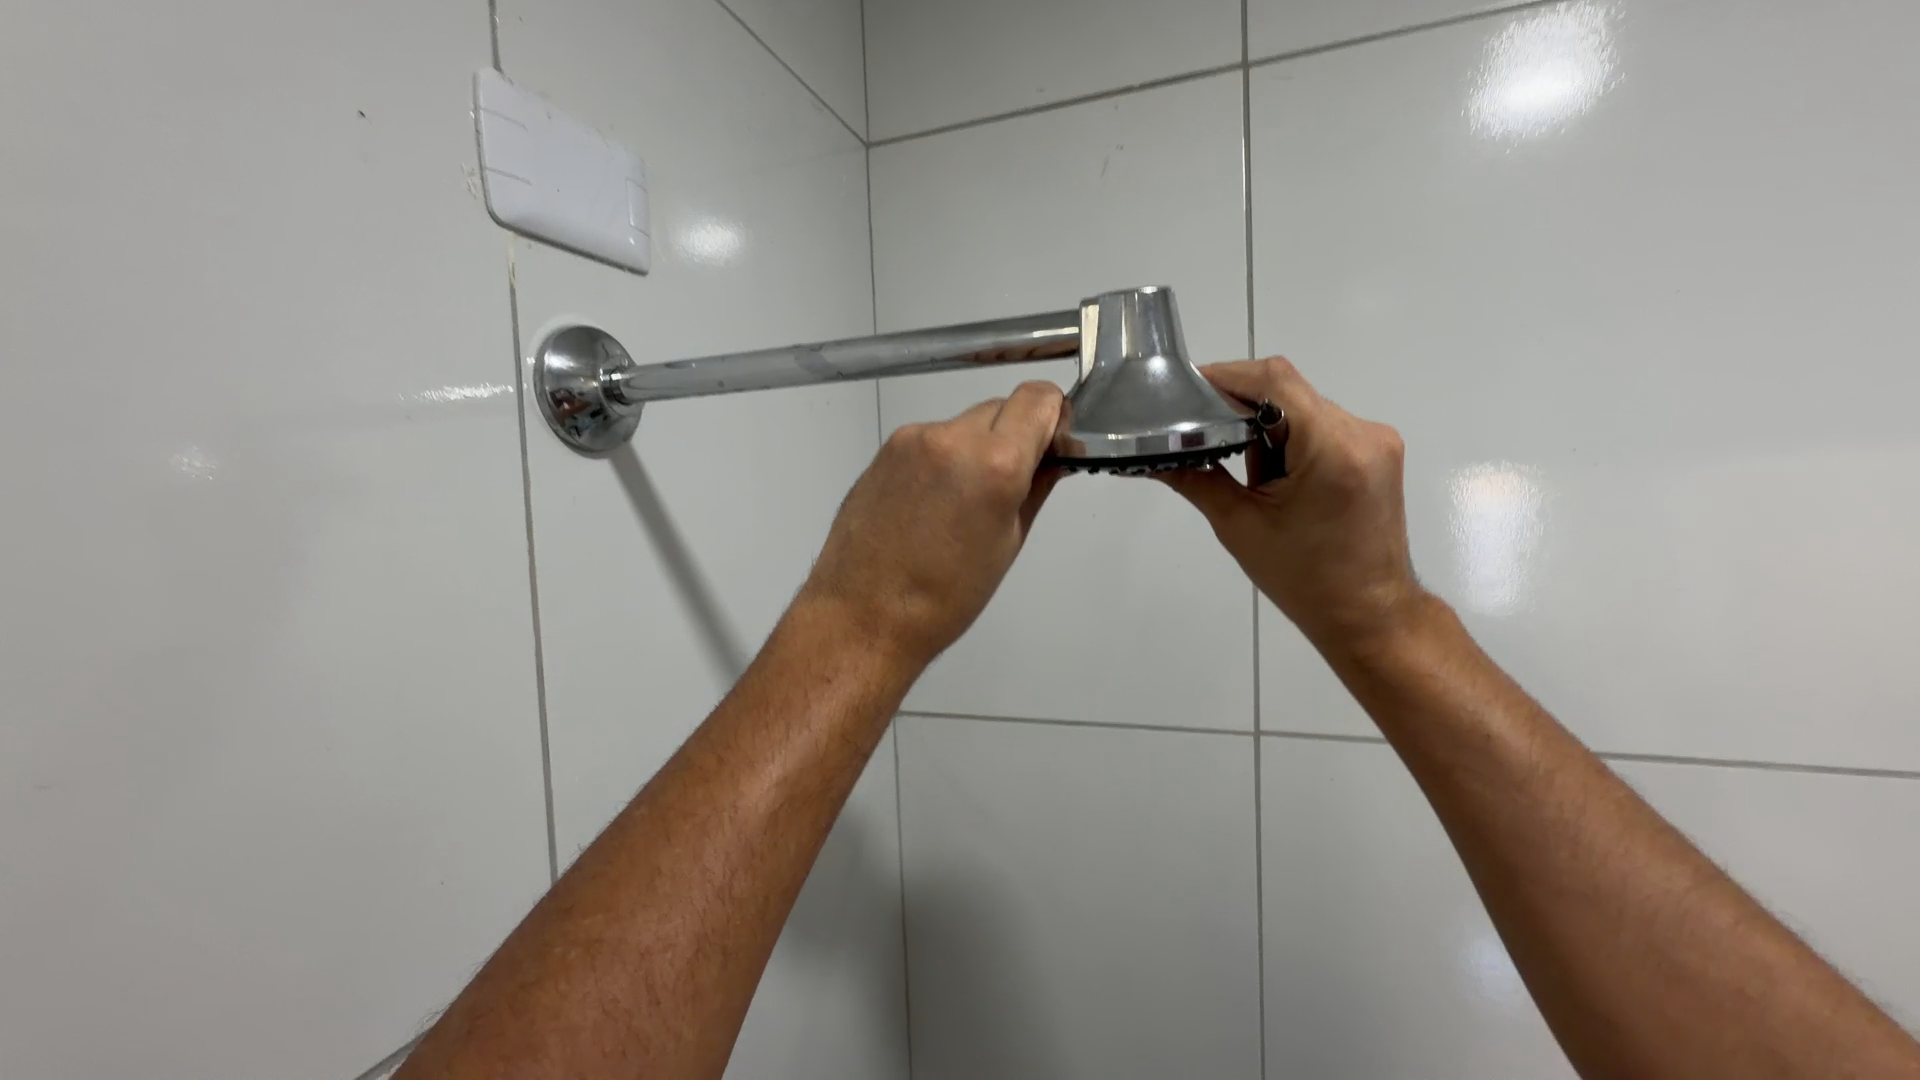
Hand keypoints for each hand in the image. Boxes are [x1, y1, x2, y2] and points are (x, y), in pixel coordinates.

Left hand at [799, 381, 1065, 667]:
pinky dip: (942, 459)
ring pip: (964, 424)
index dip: (1053, 417)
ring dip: (976, 448)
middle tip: (1008, 483)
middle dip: (1015, 435)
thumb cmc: (943, 597)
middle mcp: (952, 438)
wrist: (864, 614)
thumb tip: (1053, 458)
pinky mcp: (885, 450)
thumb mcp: (1007, 543)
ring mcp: (913, 440)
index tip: (1050, 446)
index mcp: (994, 464)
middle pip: (1002, 408)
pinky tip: (931, 504)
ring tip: (961, 503)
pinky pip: (931, 440)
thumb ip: (1035, 488)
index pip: (1038, 398)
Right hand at [1163, 357, 1428, 652]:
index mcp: (1333, 448)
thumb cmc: (1303, 579)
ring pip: (1302, 406)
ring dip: (1263, 425)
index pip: (1274, 381)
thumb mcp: (1239, 526)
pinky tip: (1268, 473)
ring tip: (1236, 465)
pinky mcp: (1375, 451)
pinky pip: (1319, 425)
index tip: (1185, 389)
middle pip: (1288, 391)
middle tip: (1197, 429)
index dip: (1226, 376)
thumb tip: (1151, 457)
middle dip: (1239, 406)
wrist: (1368, 615)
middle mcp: (1363, 432)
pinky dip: (1286, 438)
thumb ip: (1197, 479)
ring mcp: (1374, 439)